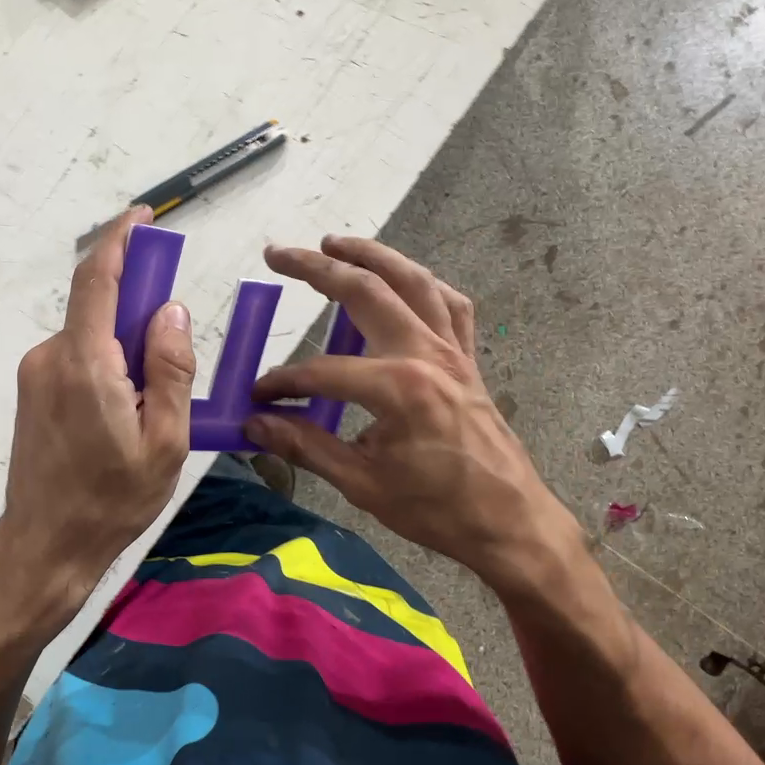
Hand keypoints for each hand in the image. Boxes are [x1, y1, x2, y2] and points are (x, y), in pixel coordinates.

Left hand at [0, 207, 195, 619]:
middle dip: (139, 312)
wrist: (45, 546)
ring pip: (90, 337)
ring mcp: (36, 374)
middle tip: (172, 355)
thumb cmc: (112, 499)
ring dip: (125, 350)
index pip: (96, 279)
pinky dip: (107, 366)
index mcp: (85, 364)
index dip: (119, 239)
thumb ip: (171, 369)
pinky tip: (123, 414)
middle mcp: (51, 357)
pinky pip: (77, 358)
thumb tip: (171, 310)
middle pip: (98, 307)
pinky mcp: (32, 391)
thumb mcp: (165, 441)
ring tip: (149, 408)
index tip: (144, 217)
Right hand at [244, 236, 579, 589]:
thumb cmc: (436, 509)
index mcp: (397, 388)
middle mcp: (426, 354)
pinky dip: (423, 285)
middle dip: (317, 268)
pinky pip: (450, 305)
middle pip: (366, 292)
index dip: (283, 383)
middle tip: (278, 254)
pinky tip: (404, 281)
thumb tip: (255, 426)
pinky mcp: (469, 359)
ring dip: (372, 255)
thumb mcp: (362, 483)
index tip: (258, 397)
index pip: (322, 372)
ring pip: (413, 281)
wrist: (510, 522)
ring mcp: (453, 351)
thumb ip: (305, 446)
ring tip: (335, 242)